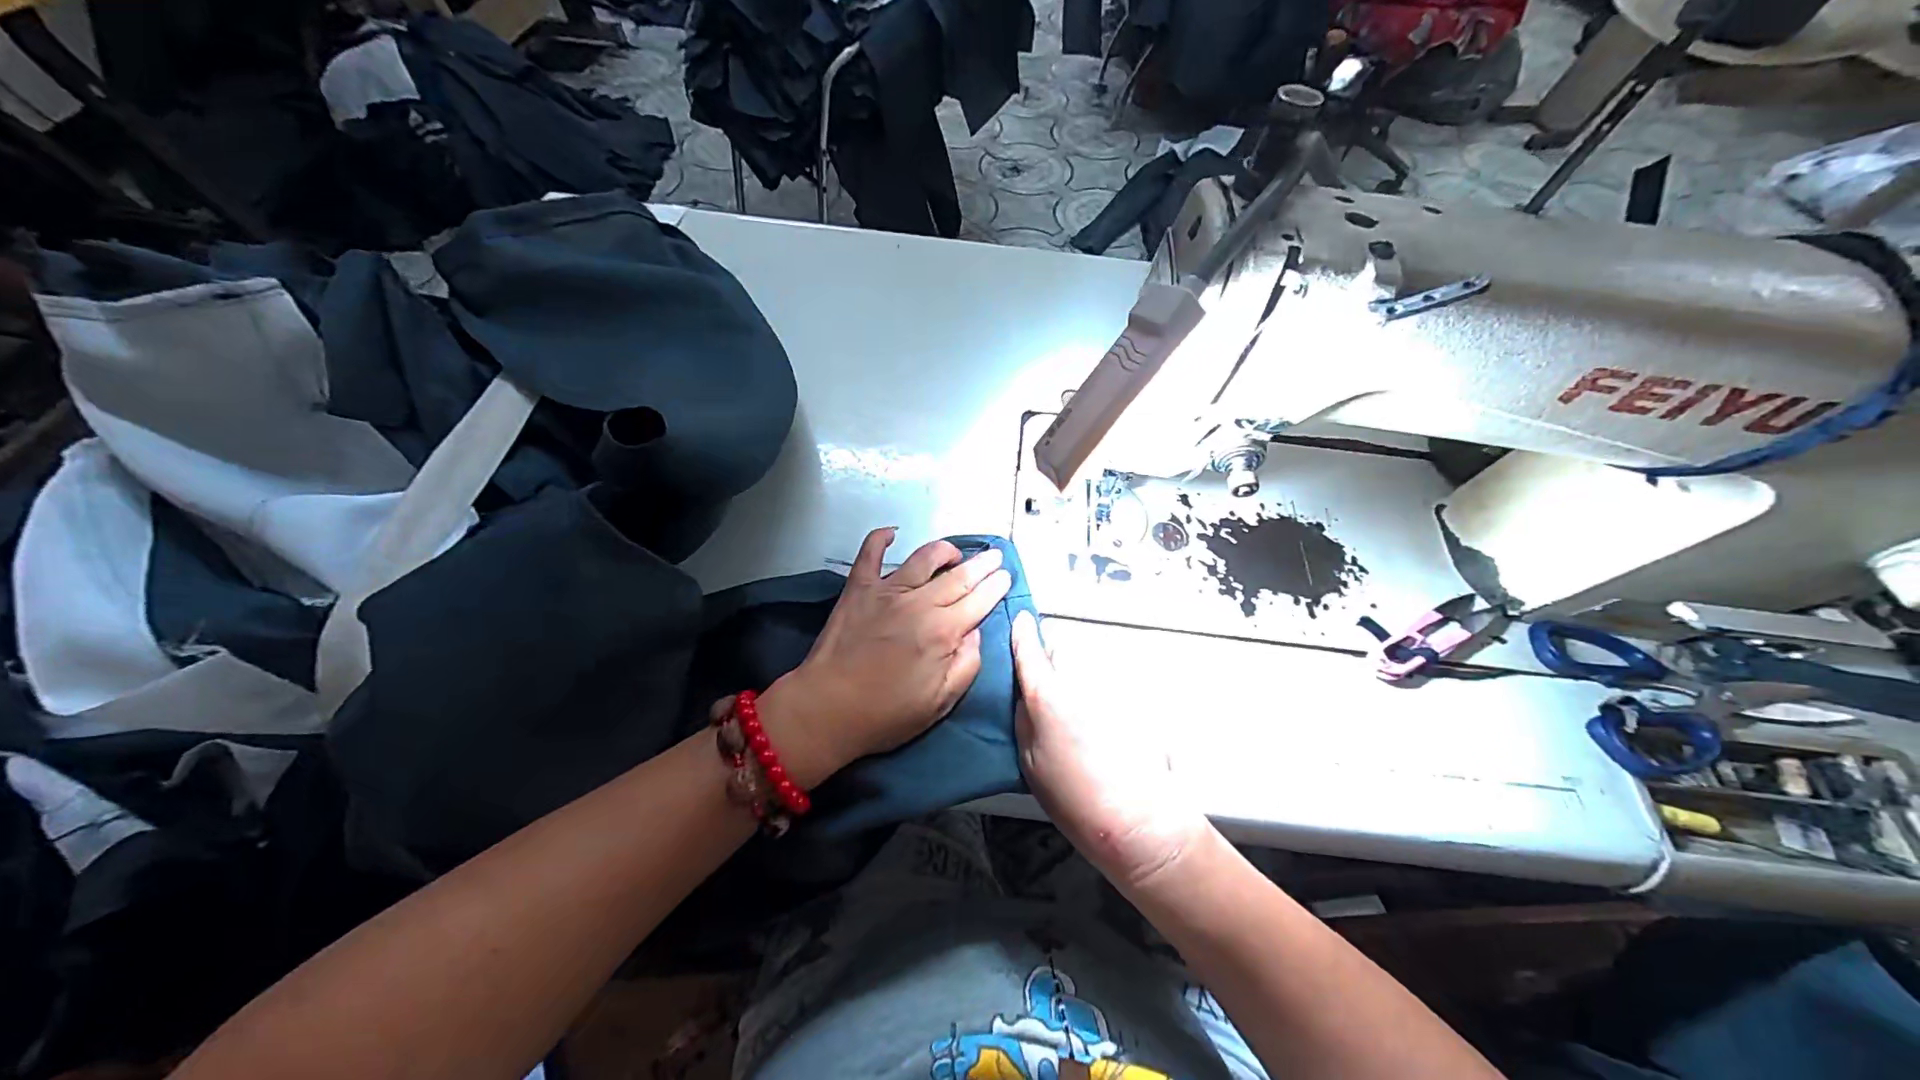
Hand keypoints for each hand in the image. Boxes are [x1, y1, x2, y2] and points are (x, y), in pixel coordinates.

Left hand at [758, 528, 1011, 786]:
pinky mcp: (857, 588)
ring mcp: (886, 591)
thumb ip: (966, 664)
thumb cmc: (886, 714)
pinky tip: (892, 533)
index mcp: (943, 631)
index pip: (979, 601)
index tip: (1005, 576)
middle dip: (982, 564)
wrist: (827, 709)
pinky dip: (880, 538)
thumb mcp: (941, 702)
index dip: (996, 587)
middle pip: (958, 576)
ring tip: (955, 552)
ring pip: (923, 558)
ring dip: (944, 550)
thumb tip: (975, 632)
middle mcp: (919, 603)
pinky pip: (869, 553)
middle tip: (995, 556)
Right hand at [1011, 611, 1210, 889]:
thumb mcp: (1029, 759)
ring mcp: (1112, 684)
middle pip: (1061, 649)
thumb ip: (1022, 715)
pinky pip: (1112, 683)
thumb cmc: (1079, 798)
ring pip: (1089, 664)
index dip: (1022, 633)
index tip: (1021, 622)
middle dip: (1054, 663)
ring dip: (1082, 678)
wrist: (1138, 817)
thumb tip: (1024, 693)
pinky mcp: (1137, 696)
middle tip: (1051, 696)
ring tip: (1083, 719)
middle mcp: (1081, 679)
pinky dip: (1106, 695)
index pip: (1029, 647)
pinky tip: (1107, 728)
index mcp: (1047, 694)